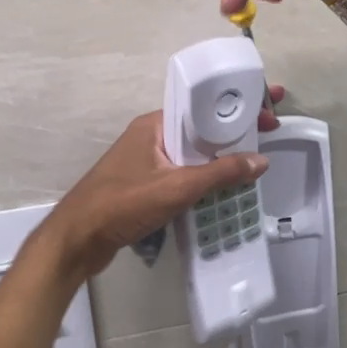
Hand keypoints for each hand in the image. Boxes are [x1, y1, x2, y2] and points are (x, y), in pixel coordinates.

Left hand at [36, 93, 284, 281]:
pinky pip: (185, 173)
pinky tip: (226, 188)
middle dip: (236, 129)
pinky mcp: (145, 186)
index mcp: (156, 125)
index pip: (205, 107)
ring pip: (195, 153)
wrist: (75, 243)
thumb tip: (261, 161)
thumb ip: (220, 174)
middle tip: (271, 128)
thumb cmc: (122, 205)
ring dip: (223, 156)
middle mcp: (152, 137)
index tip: (269, 103)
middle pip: (203, 128)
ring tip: (255, 158)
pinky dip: (206, 177)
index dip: (239, 105)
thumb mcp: (177, 187)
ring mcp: (147, 162)